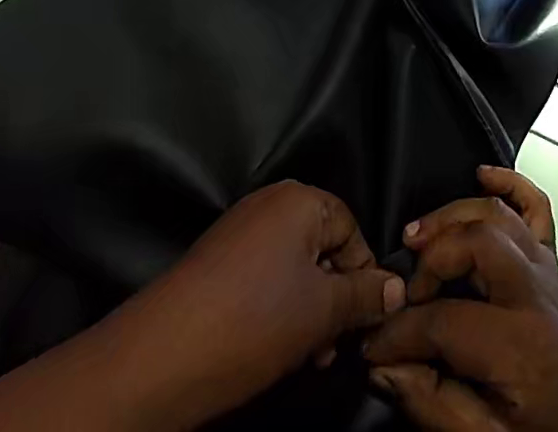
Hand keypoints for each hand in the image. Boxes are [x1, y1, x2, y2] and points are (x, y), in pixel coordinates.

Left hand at [103, 180, 406, 427]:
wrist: (160, 358)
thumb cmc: (252, 322)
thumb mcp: (324, 311)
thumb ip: (366, 295)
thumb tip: (396, 287)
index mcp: (299, 200)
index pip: (353, 229)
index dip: (364, 276)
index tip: (366, 319)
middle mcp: (269, 204)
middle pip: (324, 247)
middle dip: (336, 298)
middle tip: (334, 344)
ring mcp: (240, 231)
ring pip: (296, 268)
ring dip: (311, 310)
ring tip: (306, 354)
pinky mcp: (218, 260)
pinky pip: (266, 277)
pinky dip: (280, 308)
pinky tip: (277, 347)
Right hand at [364, 167, 557, 431]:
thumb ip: (432, 404)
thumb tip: (387, 366)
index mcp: (525, 347)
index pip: (443, 318)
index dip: (396, 333)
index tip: (377, 345)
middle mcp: (540, 298)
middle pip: (473, 244)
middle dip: (428, 261)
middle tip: (405, 292)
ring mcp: (550, 275)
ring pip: (498, 215)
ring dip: (453, 219)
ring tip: (420, 237)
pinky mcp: (554, 267)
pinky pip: (537, 208)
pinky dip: (510, 184)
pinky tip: (484, 176)